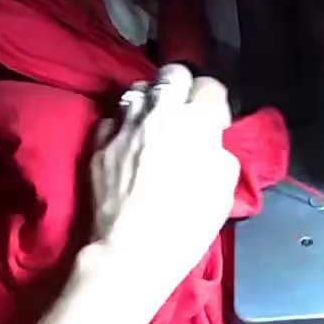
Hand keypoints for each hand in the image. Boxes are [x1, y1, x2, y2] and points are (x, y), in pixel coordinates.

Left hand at [91, 65, 240, 292]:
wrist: (134, 249)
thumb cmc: (188, 225)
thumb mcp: (224, 193)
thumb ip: (222, 157)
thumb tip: (213, 146)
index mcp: (196, 122)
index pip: (210, 86)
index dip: (216, 104)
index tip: (216, 124)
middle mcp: (159, 111)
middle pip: (173, 74)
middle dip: (183, 88)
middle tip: (186, 115)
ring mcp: (124, 123)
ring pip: (138, 89)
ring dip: (152, 102)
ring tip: (156, 126)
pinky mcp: (99, 140)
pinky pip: (114, 118)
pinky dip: (125, 125)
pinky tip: (130, 144)